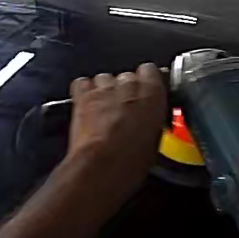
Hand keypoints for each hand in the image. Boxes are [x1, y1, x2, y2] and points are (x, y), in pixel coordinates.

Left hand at [62, 63, 166, 202]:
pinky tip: (87, 106)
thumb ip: (153, 118)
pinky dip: (84, 92)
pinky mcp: (83, 95)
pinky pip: (83, 84)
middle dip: (126, 91)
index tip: (146, 95)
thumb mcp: (155, 139)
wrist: (102, 165)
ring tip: (104, 112)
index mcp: (153, 93)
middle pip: (127, 76)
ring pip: (105, 79)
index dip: (147, 83)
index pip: (151, 71)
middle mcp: (129, 84)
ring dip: (105, 91)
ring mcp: (104, 88)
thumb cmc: (132, 159)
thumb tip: (149, 119)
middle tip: (124, 111)